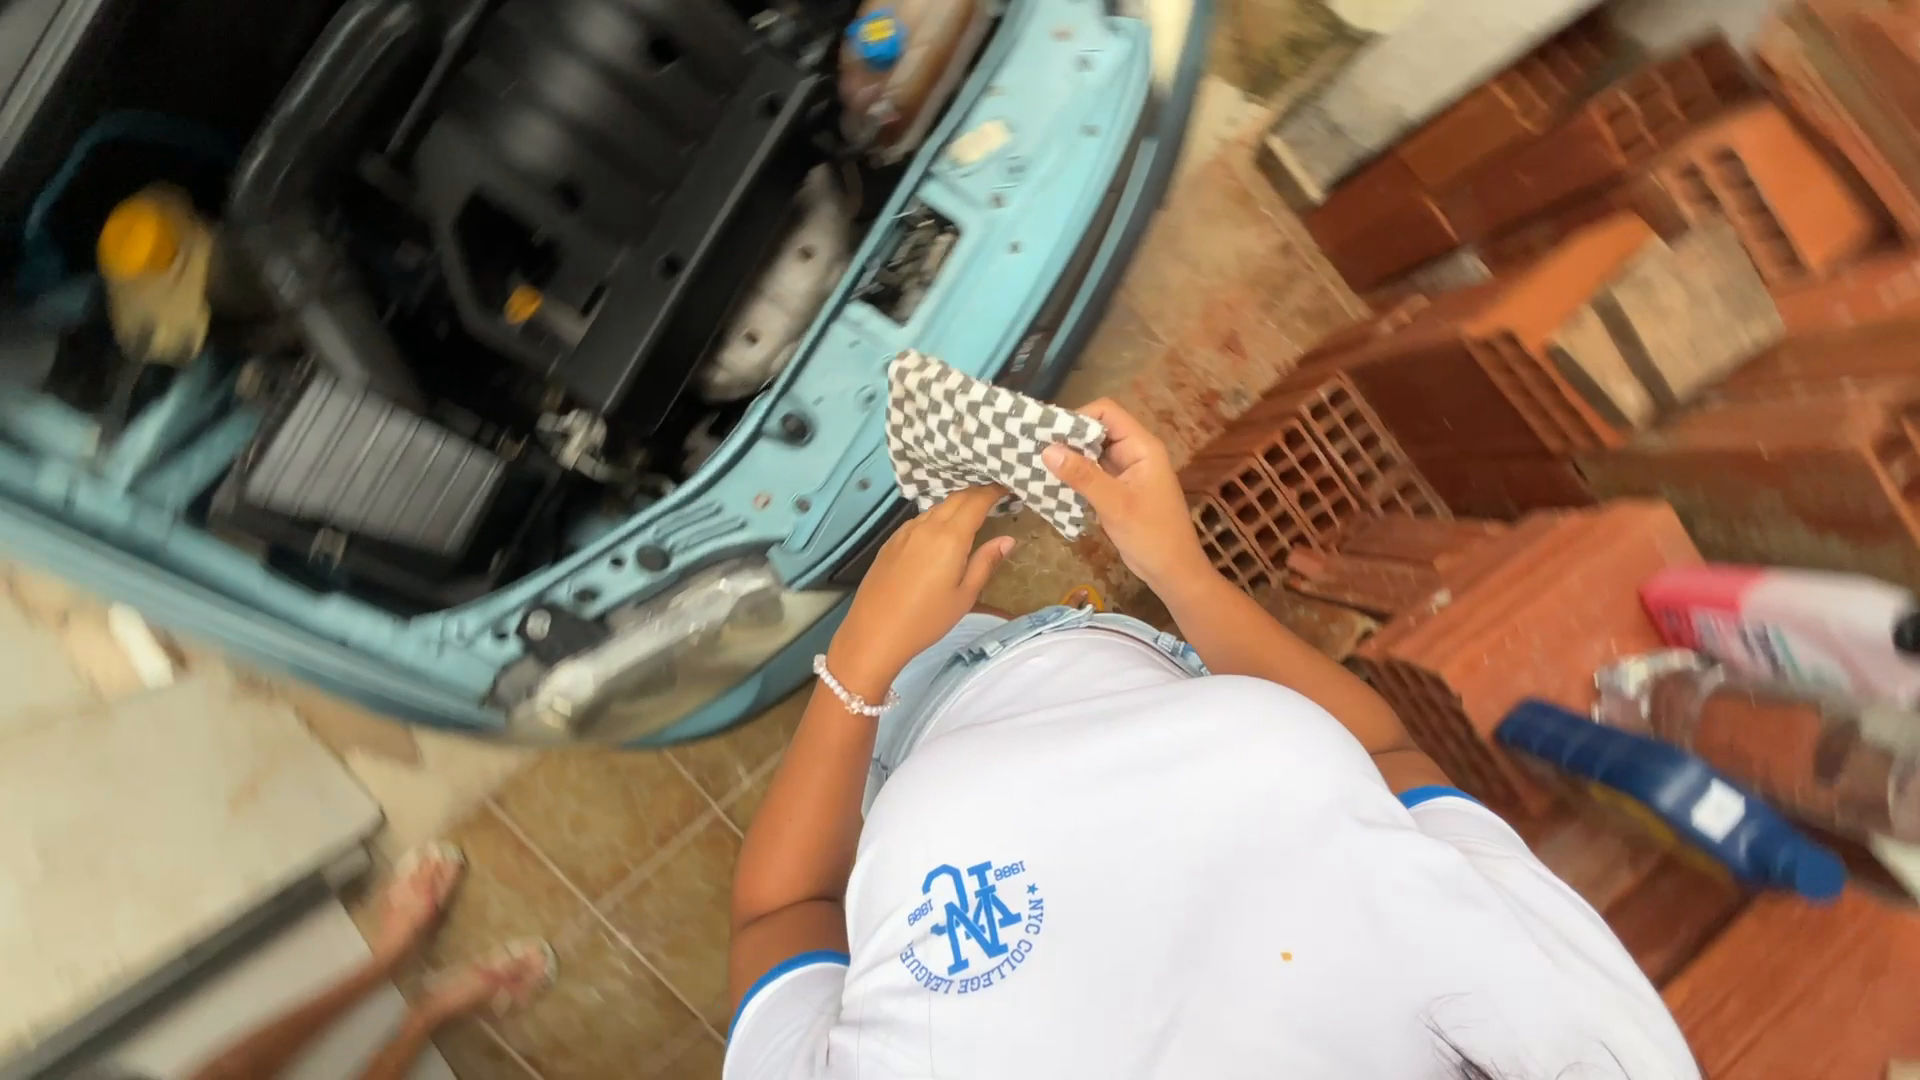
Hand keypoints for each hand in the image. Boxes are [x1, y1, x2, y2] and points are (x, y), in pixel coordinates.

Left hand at [825, 486, 1015, 700]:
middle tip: (996, 496)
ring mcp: (905, 532)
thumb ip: (985, 562)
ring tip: (972, 512)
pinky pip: (920, 519)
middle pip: (956, 498)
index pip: (976, 502)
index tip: (1009, 486)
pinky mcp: (892, 541)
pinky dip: (937, 516)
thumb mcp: (964, 595)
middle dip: (977, 493)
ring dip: (957, 504)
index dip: (994, 491)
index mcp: (949, 538)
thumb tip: (1007, 539)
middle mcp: (926, 526)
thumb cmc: (926, 619)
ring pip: (936, 507)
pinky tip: (941, 530)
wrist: (874, 632)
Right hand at [1042, 399, 1211, 592]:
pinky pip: (1093, 474)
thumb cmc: (1151, 535)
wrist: (1173, 571)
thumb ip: (1082, 475)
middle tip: (1034, 449)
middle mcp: (1133, 453)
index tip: (1048, 434)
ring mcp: (1126, 472)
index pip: (1106, 412)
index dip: (1077, 417)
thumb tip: (1047, 449)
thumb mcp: (1114, 504)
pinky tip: (1051, 484)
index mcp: (1141, 447)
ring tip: (1036, 465)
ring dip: (1068, 458)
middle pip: (1096, 431)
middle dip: (1067, 438)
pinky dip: (1074, 476)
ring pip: (1092, 453)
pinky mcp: (1118, 490)